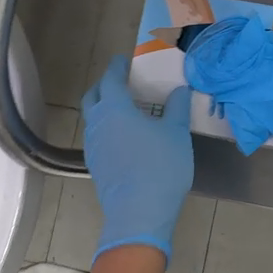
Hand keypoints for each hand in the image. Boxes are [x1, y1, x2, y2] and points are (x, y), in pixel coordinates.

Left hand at [83, 55, 193, 262]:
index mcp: (114, 108)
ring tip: (126, 109)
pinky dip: (108, 128)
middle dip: (105, 85)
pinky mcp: (95, 165)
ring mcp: (93, 146)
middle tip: (122, 82)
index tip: (124, 61)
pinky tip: (125, 136)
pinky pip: (98, 136)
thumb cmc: (160, 165)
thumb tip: (180, 90)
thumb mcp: (176, 133)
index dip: (117, 67)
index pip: (111, 79)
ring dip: (105, 108)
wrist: (139, 212)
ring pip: (93, 118)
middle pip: (93, 96)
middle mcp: (98, 123)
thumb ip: (177, 108)